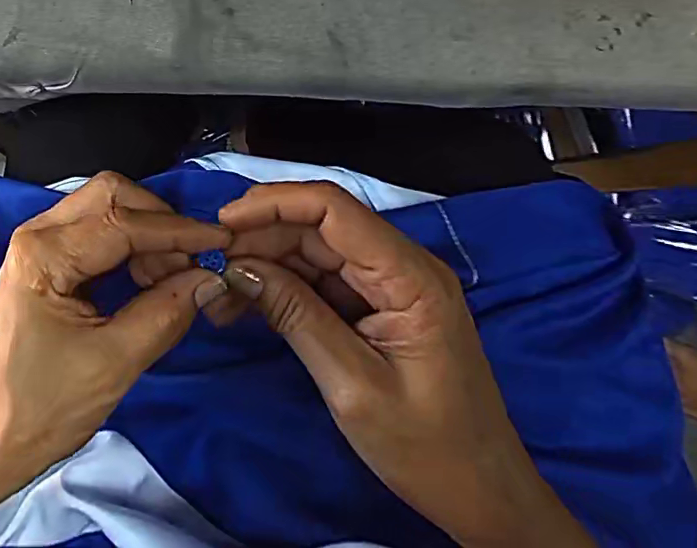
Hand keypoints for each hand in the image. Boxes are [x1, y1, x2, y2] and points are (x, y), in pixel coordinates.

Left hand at [0, 173, 227, 547]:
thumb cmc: (42, 409)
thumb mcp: (113, 365)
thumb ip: (165, 313)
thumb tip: (211, 278)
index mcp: (44, 255)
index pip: (124, 223)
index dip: (178, 231)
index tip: (220, 242)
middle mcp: (38, 234)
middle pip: (114, 196)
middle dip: (160, 222)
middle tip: (190, 262)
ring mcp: (40, 242)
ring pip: (109, 206)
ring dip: (148, 232)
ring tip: (173, 274)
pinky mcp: (48, 257)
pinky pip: (101, 228)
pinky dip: (133, 243)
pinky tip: (149, 275)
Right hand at [218, 181, 592, 547]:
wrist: (483, 496)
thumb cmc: (427, 449)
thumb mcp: (353, 387)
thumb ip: (296, 317)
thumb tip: (240, 269)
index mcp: (409, 274)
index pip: (335, 208)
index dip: (276, 202)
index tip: (225, 221)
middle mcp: (402, 264)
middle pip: (321, 226)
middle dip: (263, 236)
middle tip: (213, 264)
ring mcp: (391, 283)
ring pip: (318, 250)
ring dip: (268, 262)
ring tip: (222, 289)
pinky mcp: (380, 304)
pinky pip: (325, 279)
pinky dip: (286, 286)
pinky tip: (250, 302)